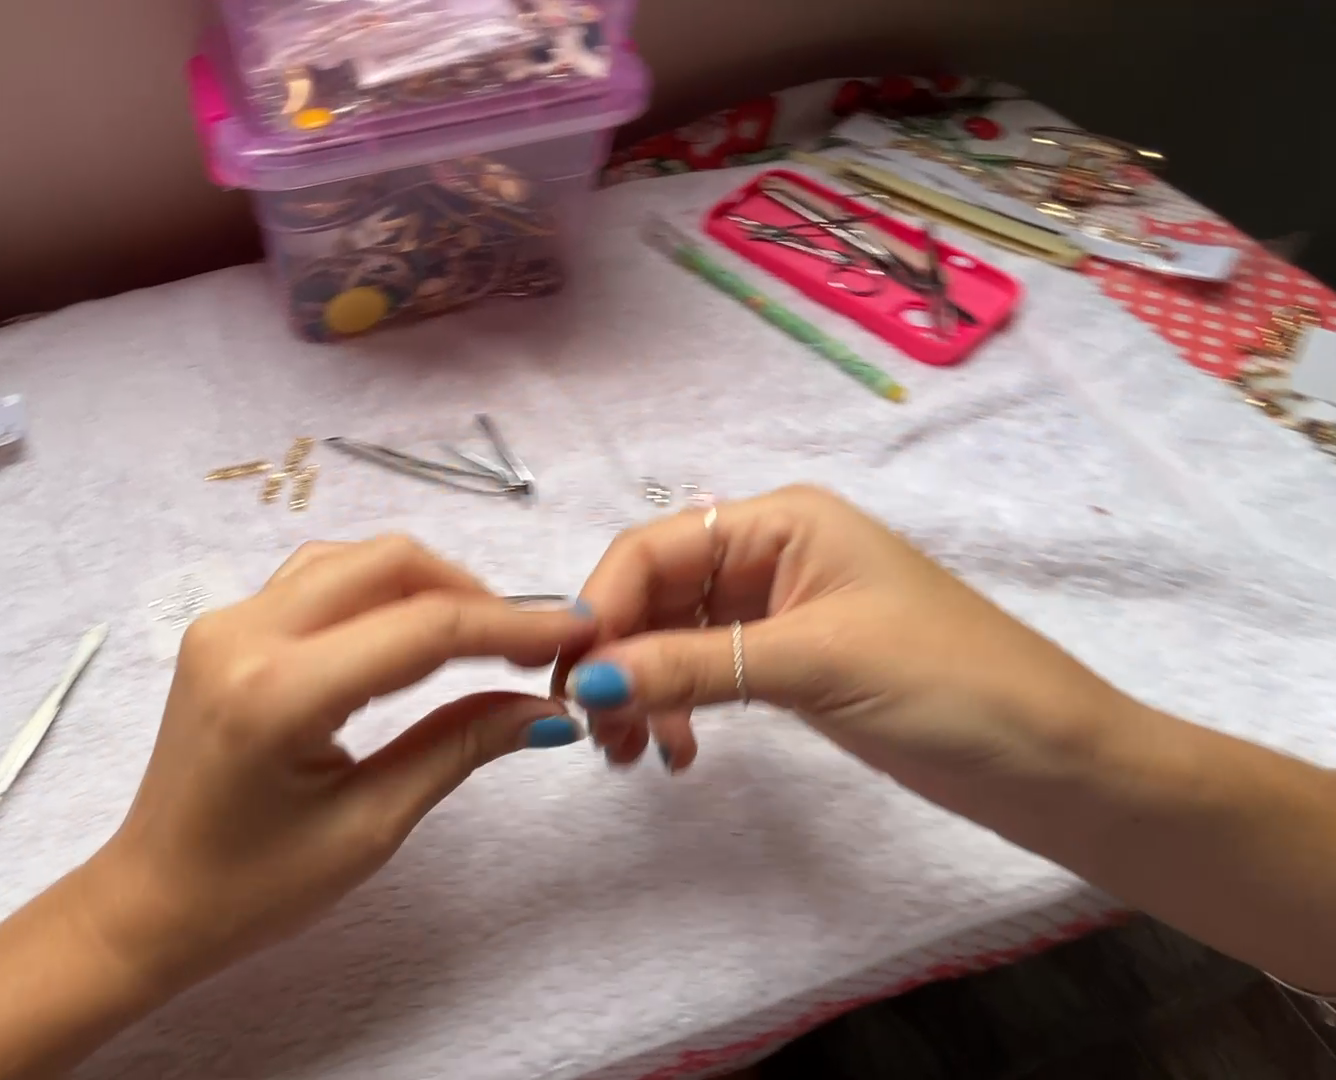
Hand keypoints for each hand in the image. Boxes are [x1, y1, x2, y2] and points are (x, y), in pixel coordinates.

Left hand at [78, 536, 595, 997]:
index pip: (421, 629)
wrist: (150, 899)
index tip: (572, 630)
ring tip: (476, 633)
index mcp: (279, 692)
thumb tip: (547, 709)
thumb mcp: (370, 825)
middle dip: (471, 591)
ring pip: (351, 559)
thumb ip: (459, 746)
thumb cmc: (256, 890)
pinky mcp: (222, 624)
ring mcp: (226, 619)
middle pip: (387, 563)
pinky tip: (404, 625)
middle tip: (526, 640)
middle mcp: (245, 632)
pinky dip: (374, 587)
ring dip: (423, 582)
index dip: (509, 623)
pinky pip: (315, 577)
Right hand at [557, 486, 1137, 815]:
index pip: (653, 551)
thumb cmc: (954, 687)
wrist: (1065, 770)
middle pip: (650, 596)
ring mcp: (765, 611)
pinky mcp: (773, 660)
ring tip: (627, 752)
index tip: (568, 672)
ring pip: (664, 639)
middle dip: (614, 657)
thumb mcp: (814, 665)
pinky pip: (693, 672)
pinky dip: (670, 708)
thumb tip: (585, 682)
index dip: (600, 605)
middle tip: (592, 727)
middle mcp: (761, 557)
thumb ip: (690, 667)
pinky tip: (672, 751)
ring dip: (636, 689)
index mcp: (777, 524)